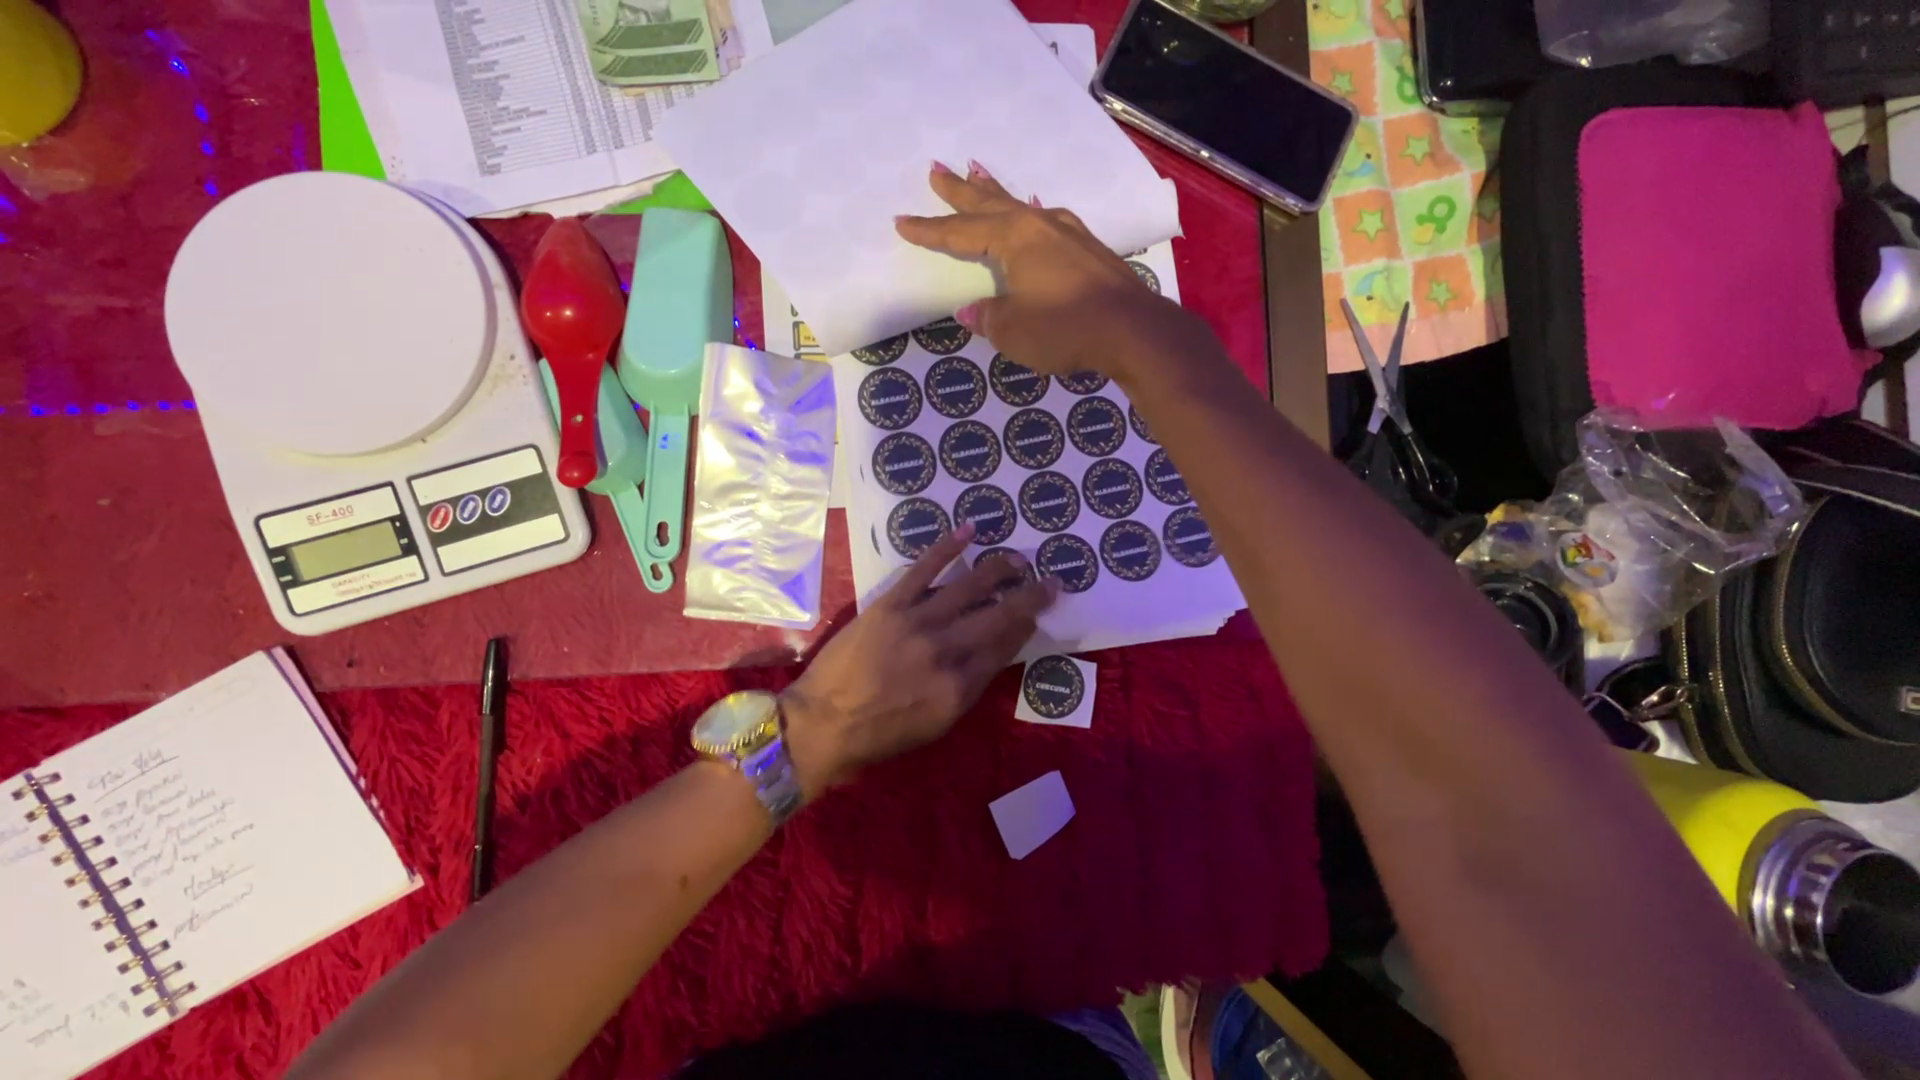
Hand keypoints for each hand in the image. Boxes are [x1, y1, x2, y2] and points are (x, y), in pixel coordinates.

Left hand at [780, 523, 1056, 799]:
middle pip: (998, 616)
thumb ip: (967, 689)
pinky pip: (923, 570)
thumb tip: (990, 655)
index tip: (1039, 613)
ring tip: (1017, 558)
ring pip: (968, 588)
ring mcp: (918, 624)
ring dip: (998, 569)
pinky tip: (968, 532)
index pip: (1004, 648)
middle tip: (1051, 582)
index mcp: (960, 687)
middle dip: (1029, 597)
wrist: (822, 724)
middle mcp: (946, 652)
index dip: (1026, 627)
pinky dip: (946, 548)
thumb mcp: (936, 725)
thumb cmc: (879, 735)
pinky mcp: (889, 605)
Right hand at [894, 161, 1212, 381]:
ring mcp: (1069, 234)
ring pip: (1021, 206)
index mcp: (1014, 238)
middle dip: (961, 189)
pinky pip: (1048, 221)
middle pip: (990, 203)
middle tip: (937, 168)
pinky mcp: (1089, 250)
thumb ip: (989, 317)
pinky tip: (1036, 212)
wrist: (1134, 331)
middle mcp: (1039, 226)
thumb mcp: (1014, 330)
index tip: (902, 221)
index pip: (960, 233)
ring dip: (996, 192)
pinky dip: (1031, 213)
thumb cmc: (1065, 328)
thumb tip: (973, 310)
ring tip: (979, 173)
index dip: (930, 230)